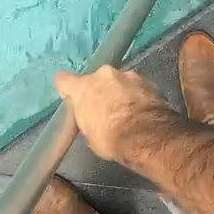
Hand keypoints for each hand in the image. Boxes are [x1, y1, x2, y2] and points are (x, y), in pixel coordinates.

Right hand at [54, 65, 175, 163]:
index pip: (64, 80)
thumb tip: (92, 115)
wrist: (146, 137)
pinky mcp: (149, 82)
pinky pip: (139, 88)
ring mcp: (129, 75)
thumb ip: (87, 116)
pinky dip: (139, 97)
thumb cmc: (110, 139)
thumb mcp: (89, 133)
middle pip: (97, 80)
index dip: (67, 88)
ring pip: (121, 81)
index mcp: (83, 87)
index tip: (71, 97)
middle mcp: (104, 74)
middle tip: (107, 108)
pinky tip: (144, 112)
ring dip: (122, 92)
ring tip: (129, 111)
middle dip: (101, 90)